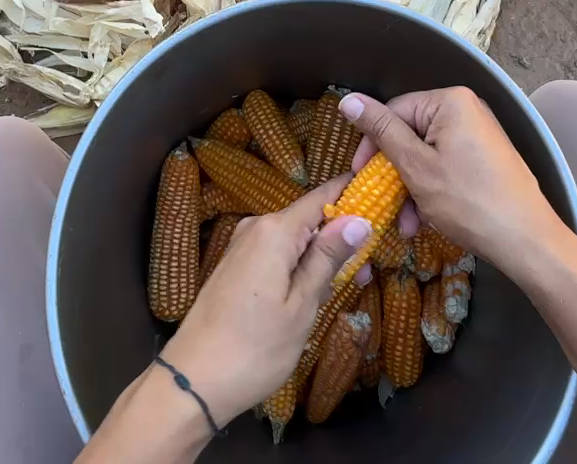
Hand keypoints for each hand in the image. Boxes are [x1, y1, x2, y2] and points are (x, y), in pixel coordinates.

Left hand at [157, 177, 370, 423]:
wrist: (194, 380)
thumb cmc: (255, 347)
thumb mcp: (302, 305)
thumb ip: (328, 259)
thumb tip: (358, 220)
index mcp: (275, 231)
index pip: (321, 196)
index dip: (352, 195)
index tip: (382, 199)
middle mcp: (256, 227)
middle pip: (309, 219)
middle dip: (340, 238)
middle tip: (369, 270)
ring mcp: (242, 246)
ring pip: (294, 240)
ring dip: (321, 258)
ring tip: (346, 288)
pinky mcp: (236, 266)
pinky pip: (276, 254)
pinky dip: (298, 267)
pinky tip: (312, 295)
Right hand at [341, 88, 565, 277]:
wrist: (528, 242)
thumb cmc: (469, 201)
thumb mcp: (416, 166)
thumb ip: (381, 130)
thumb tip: (349, 99)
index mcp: (450, 102)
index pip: (394, 112)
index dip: (372, 145)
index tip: (360, 176)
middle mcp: (466, 110)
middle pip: (410, 135)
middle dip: (395, 174)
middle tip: (386, 206)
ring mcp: (478, 135)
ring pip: (426, 156)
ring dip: (411, 189)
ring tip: (409, 224)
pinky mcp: (485, 159)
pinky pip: (446, 166)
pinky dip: (432, 190)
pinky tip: (427, 220)